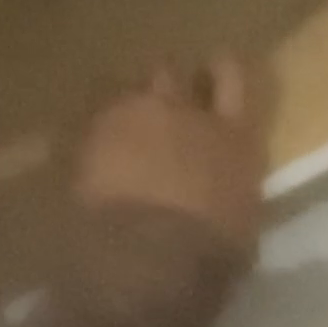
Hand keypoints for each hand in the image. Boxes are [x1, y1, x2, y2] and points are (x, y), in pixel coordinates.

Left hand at [73, 54, 270, 246]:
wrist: (150, 257)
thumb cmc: (213, 251)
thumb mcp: (242, 218)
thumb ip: (232, 187)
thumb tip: (223, 188)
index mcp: (233, 136)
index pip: (231, 77)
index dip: (221, 70)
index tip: (216, 70)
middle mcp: (182, 112)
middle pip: (167, 68)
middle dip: (164, 82)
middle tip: (160, 103)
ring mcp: (129, 118)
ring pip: (121, 90)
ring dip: (124, 108)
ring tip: (120, 133)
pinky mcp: (85, 137)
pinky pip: (87, 124)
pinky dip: (92, 138)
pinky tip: (89, 158)